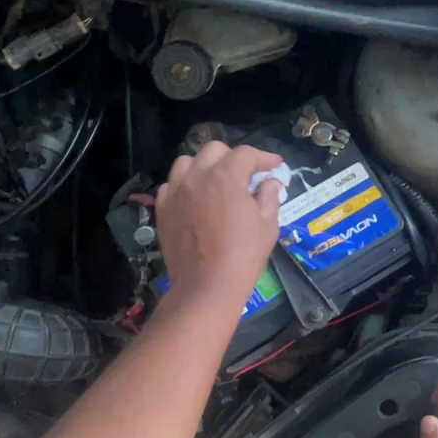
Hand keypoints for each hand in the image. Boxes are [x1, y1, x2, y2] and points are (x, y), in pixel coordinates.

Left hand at [155, 141, 283, 313]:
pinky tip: (196, 199)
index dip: (264, 157)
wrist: (205, 286)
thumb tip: (270, 182)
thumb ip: (269, 196)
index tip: (275, 166)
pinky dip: (186, 185)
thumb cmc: (243, 256)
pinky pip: (172, 185)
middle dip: (234, 158)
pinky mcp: (163, 208)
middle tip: (247, 175)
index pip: (246, 154)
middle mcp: (197, 177)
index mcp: (226, 177)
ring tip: (217, 182)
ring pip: (188, 162)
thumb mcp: (267, 225)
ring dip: (205, 167)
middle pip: (214, 151)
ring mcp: (175, 192)